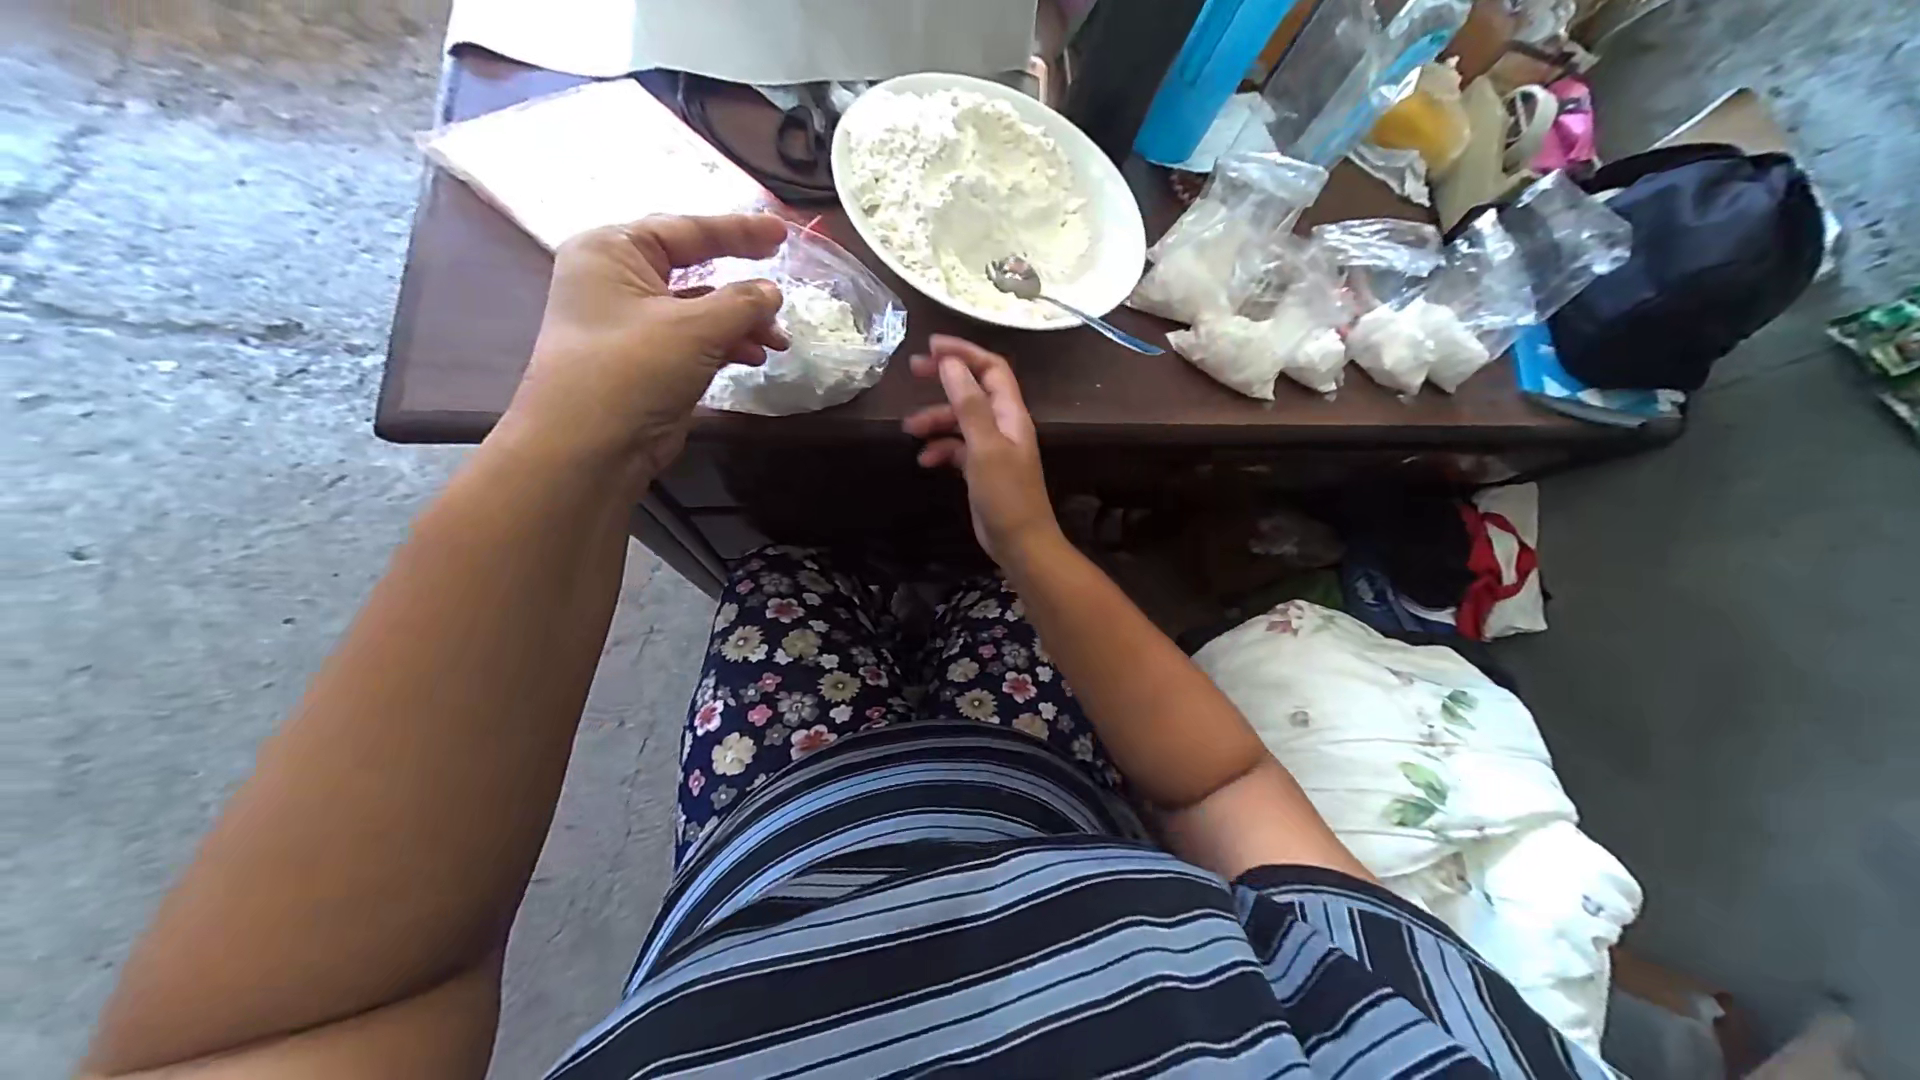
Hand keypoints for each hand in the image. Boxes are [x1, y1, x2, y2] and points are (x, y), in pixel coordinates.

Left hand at [495, 213, 790, 488]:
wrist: (592, 446)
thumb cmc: (633, 368)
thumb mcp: (694, 327)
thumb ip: (741, 302)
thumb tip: (773, 290)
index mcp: (612, 252)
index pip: (684, 229)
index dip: (737, 230)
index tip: (781, 233)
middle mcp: (618, 282)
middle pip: (694, 270)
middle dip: (743, 288)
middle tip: (783, 291)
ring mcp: (633, 325)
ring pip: (701, 311)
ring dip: (742, 324)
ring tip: (778, 341)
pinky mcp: (649, 362)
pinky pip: (698, 342)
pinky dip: (728, 346)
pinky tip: (756, 357)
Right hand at [903, 335, 1062, 564]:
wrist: (1019, 543)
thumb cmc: (1006, 495)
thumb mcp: (985, 446)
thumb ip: (969, 404)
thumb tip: (951, 364)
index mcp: (1010, 414)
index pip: (991, 368)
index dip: (964, 352)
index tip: (931, 347)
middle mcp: (1003, 425)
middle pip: (973, 389)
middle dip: (944, 379)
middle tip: (913, 371)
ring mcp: (992, 448)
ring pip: (960, 421)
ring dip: (935, 420)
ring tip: (909, 429)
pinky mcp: (981, 469)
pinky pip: (957, 448)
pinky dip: (940, 449)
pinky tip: (925, 461)